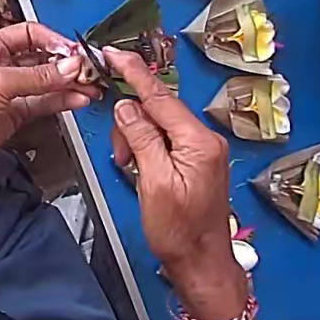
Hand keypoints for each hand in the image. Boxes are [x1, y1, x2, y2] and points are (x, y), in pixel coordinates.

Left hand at [0, 23, 100, 164]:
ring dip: (70, 83)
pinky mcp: (17, 111)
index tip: (73, 52)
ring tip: (90, 86)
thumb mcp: (0, 82)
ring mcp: (11, 89)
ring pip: (48, 81)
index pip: (31, 34)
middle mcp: (2, 65)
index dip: (54, 41)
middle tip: (87, 70)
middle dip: (67, 64)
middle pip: (43, 58)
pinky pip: (45, 101)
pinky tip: (78, 99)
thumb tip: (69, 66)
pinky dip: (63, 100)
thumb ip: (38, 75)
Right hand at [105, 48, 244, 319]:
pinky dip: (146, 150)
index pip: (160, 96)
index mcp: (198, 140)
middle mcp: (205, 139)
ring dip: (136, 140)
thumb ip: (141, 138)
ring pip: (157, 125)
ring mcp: (202, 150)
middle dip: (132, 124)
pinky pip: (164, 141)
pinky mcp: (195, 160)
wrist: (201, 265)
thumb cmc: (180, 231)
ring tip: (131, 169)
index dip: (134, 73)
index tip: (114, 54)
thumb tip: (127, 106)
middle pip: (157, 109)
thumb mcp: (153, 182)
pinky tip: (141, 170)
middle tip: (121, 155)